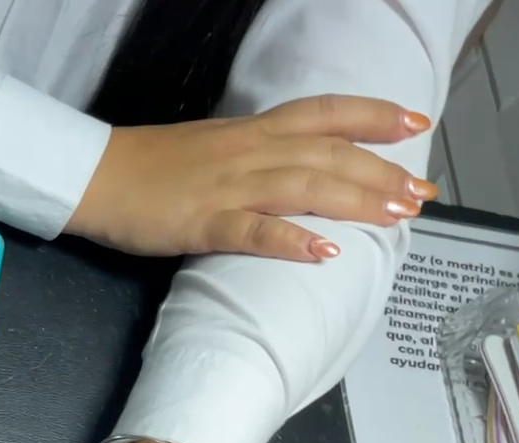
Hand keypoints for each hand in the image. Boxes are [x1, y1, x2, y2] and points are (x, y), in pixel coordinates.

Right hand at [67, 94, 436, 259]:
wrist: (96, 177)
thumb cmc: (145, 168)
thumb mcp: (206, 150)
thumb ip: (246, 158)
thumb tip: (276, 172)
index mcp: (249, 132)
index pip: (324, 114)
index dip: (374, 115)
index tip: (415, 124)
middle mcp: (248, 153)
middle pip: (329, 154)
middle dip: (382, 171)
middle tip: (421, 193)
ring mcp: (227, 187)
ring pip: (305, 186)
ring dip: (356, 199)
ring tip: (397, 216)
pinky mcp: (202, 222)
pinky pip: (253, 230)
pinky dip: (291, 239)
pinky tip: (324, 251)